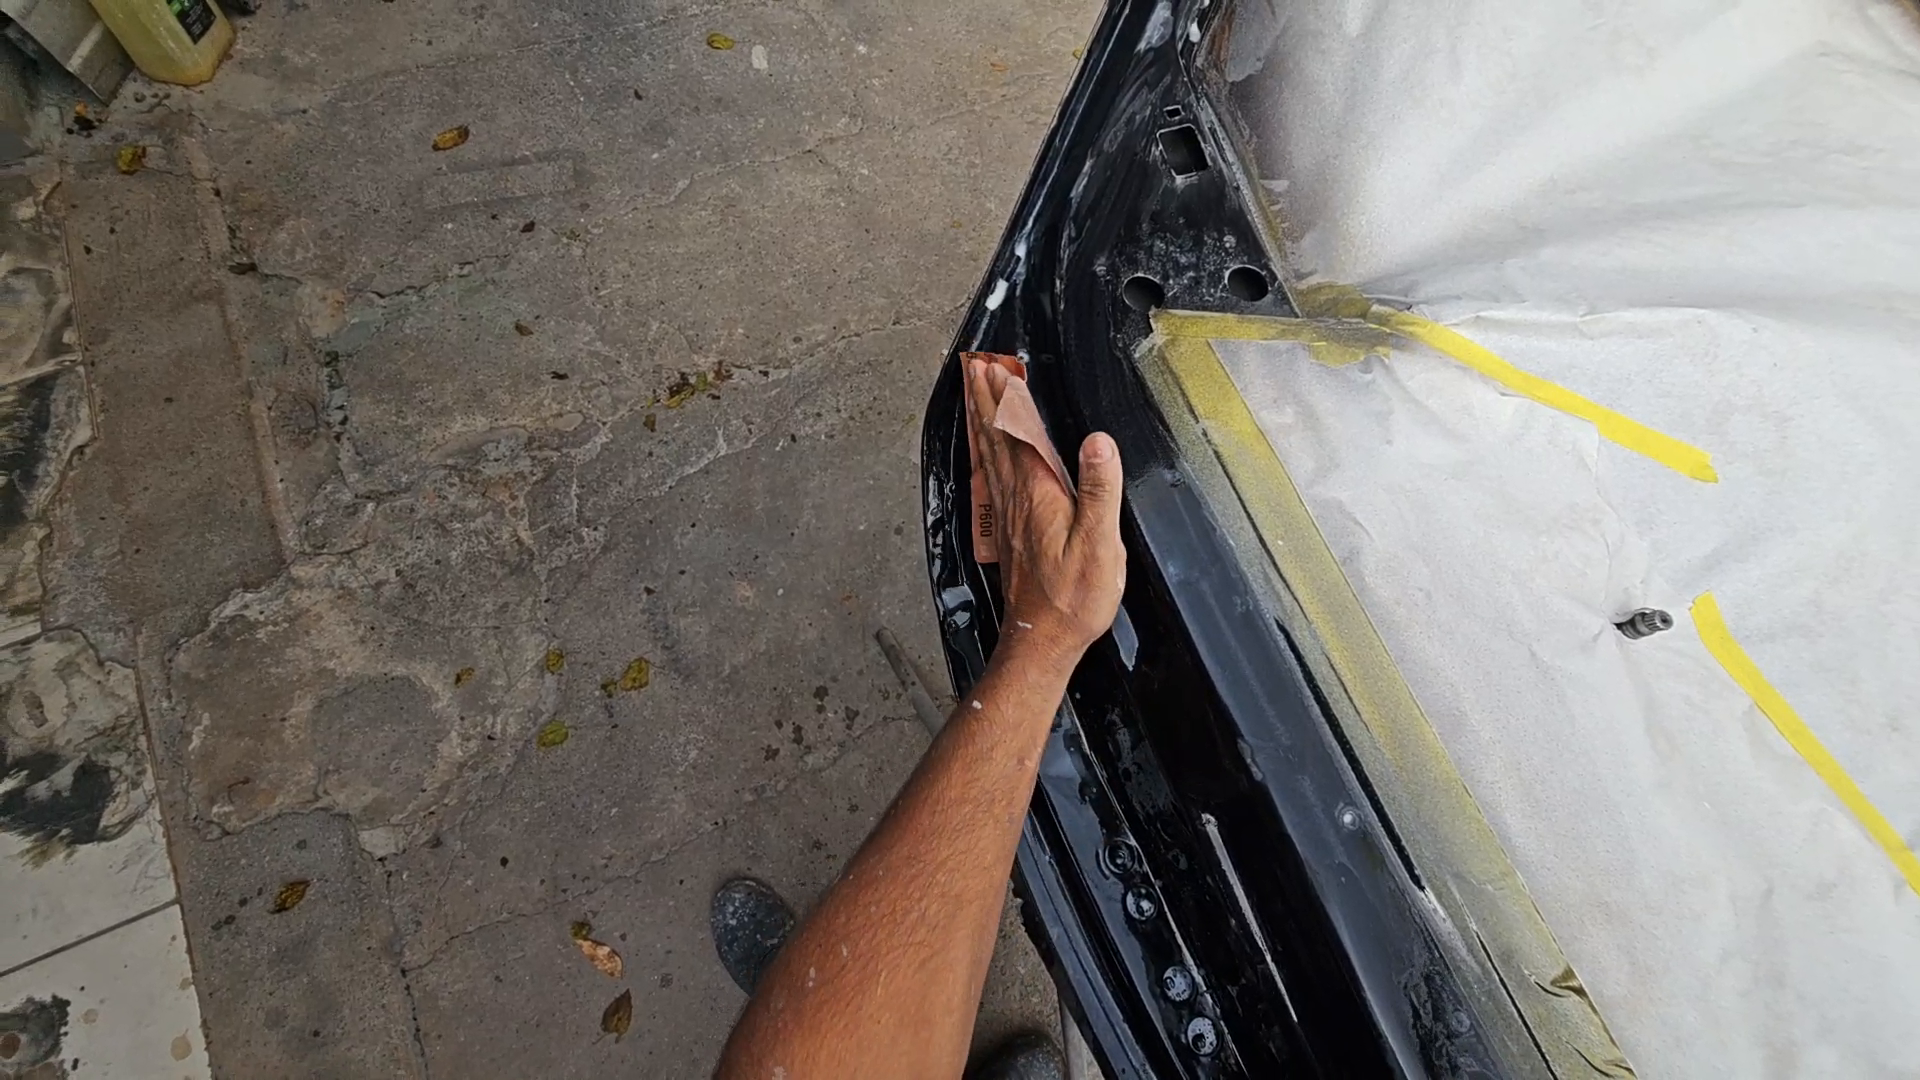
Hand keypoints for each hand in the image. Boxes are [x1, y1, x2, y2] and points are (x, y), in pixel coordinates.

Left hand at [965, 356, 1125, 669]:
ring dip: (981, 422)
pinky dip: (985, 454)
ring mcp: (1008, 515)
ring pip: (989, 456)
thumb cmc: (1073, 598)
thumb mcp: (1099, 545)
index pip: (1019, 434)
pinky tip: (984, 453)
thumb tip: (1098, 442)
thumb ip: (1099, 491)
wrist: (1041, 638)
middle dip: (985, 400)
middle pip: (996, 438)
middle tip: (974, 368)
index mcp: (1039, 494)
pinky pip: (990, 478)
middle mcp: (1016, 499)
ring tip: (974, 396)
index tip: (996, 367)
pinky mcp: (1008, 531)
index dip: (1008, 399)